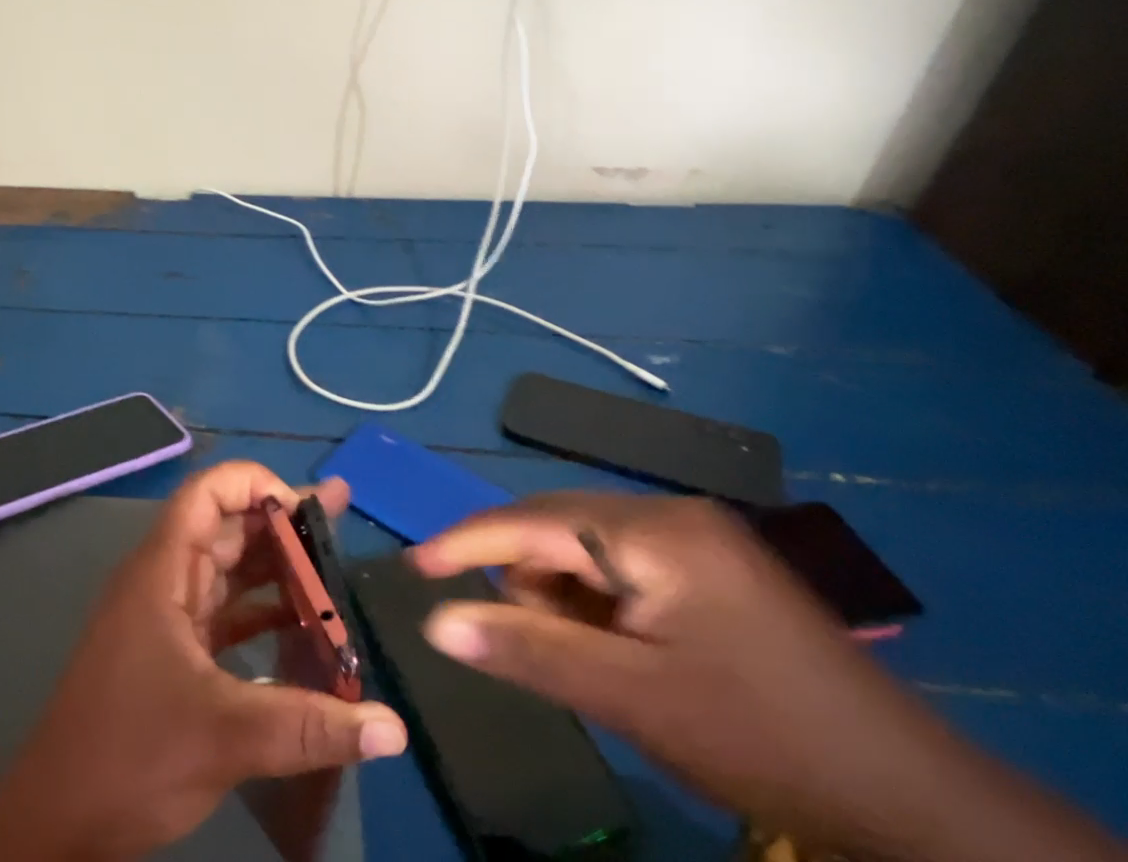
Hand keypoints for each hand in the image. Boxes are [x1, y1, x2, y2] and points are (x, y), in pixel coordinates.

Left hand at [0, 462, 406, 861]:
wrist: (60, 819)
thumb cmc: (131, 756)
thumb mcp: (226, 735)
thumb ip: (313, 726)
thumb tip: (396, 730)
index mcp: (160, 575)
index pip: (205, 496)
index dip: (255, 486)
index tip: (309, 510)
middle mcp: (161, 585)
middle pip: (223, 530)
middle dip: (282, 524)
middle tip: (345, 526)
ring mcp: (164, 622)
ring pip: (226, 575)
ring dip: (277, 570)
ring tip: (339, 572)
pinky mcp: (171, 657)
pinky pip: (225, 617)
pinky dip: (264, 616)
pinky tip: (308, 631)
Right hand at [413, 492, 1125, 861]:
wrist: (903, 793)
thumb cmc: (755, 734)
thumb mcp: (628, 694)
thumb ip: (525, 649)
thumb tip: (436, 622)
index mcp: (656, 532)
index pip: (533, 520)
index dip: (466, 541)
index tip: (412, 567)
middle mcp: (675, 519)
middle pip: (557, 528)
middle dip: (517, 576)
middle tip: (495, 634)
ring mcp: (700, 546)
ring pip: (587, 554)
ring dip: (557, 597)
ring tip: (570, 657)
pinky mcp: (713, 577)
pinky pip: (623, 574)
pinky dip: (594, 607)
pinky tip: (606, 651)